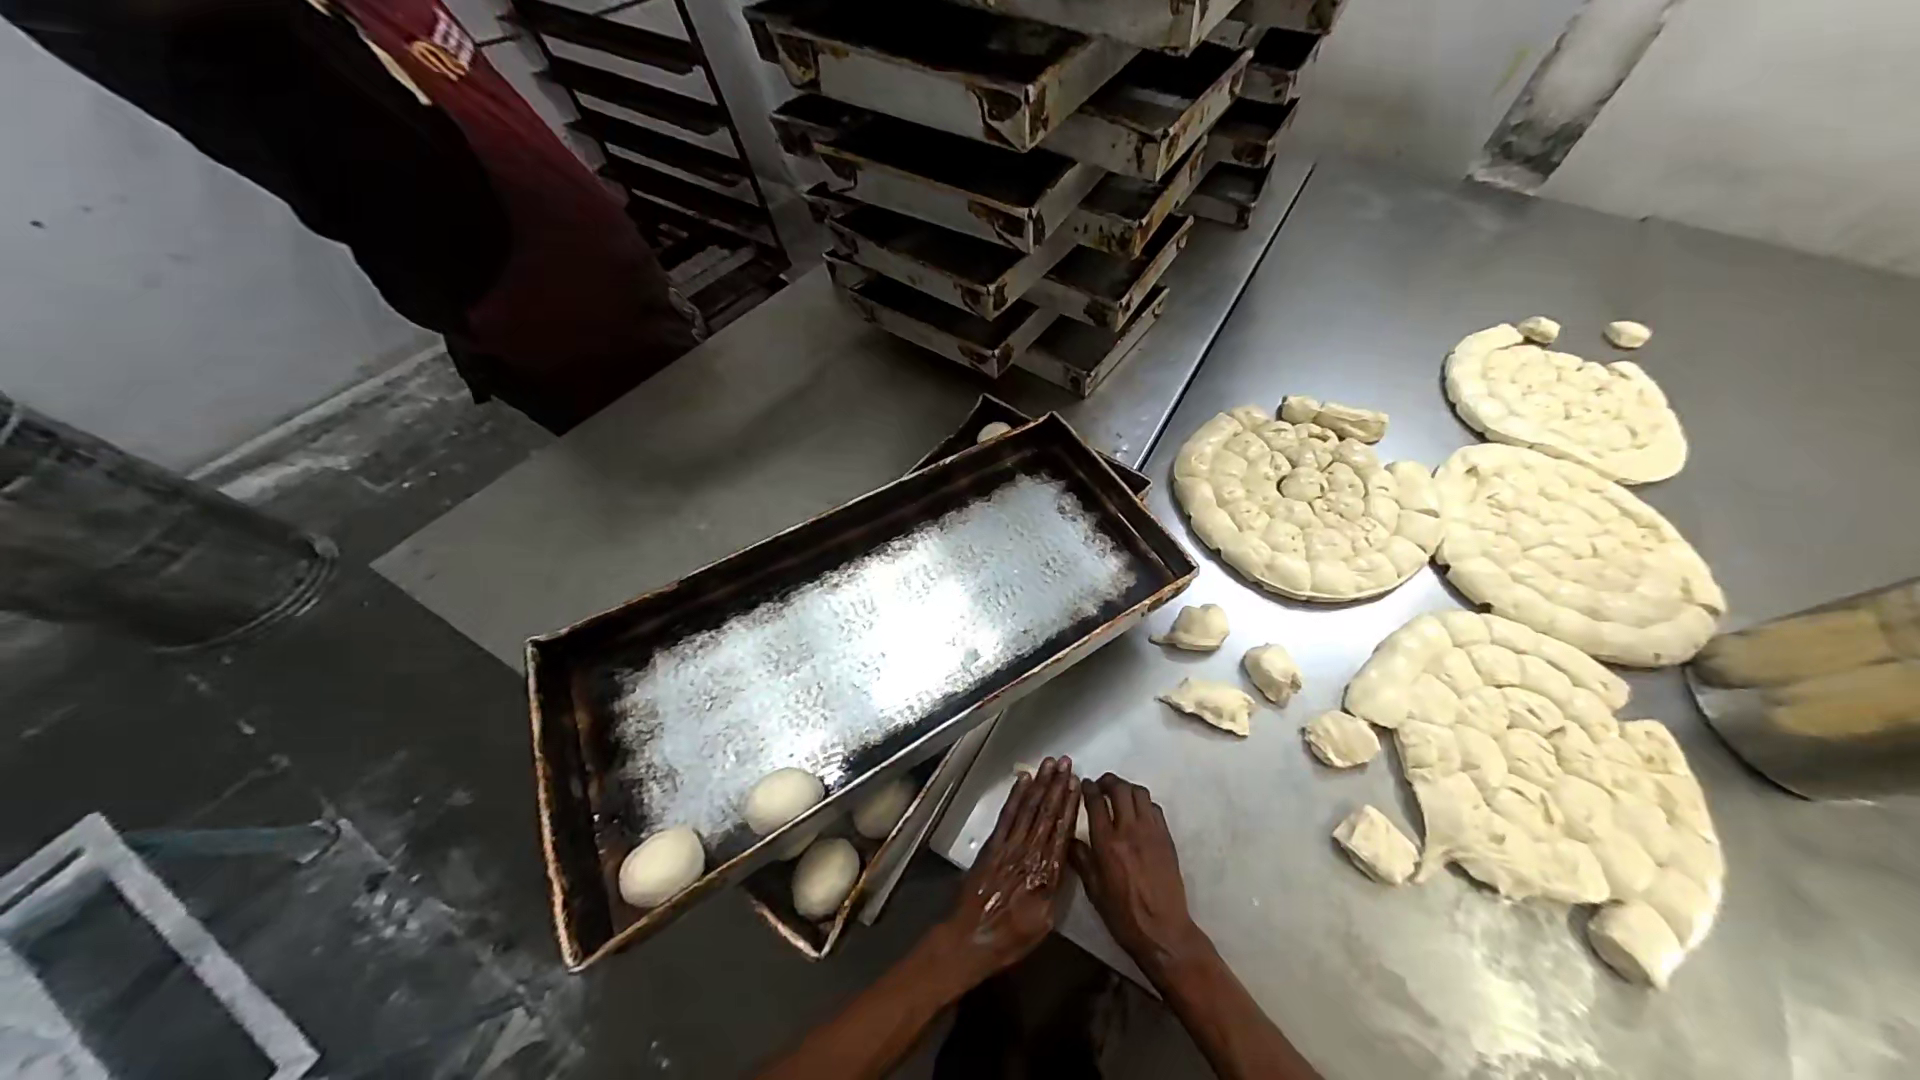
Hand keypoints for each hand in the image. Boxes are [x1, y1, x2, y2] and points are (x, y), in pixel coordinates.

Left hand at [930, 756, 1080, 986]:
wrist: (971, 938)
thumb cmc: (1012, 936)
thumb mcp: (1046, 921)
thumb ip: (1057, 888)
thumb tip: (1065, 861)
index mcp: (1046, 873)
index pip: (1062, 831)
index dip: (1070, 804)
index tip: (1077, 783)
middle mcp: (1029, 853)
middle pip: (1046, 813)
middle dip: (1057, 786)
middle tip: (1066, 762)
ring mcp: (1008, 846)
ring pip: (1028, 808)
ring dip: (1040, 784)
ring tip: (1049, 764)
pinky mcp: (991, 845)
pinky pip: (1007, 815)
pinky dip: (1016, 795)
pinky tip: (1023, 780)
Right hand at [1070, 773, 1202, 979]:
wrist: (1163, 932)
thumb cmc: (1122, 915)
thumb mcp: (1093, 890)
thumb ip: (1081, 859)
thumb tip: (1069, 839)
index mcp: (1107, 843)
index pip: (1096, 801)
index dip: (1088, 788)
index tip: (1084, 784)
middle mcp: (1129, 830)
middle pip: (1120, 789)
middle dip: (1108, 781)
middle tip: (1101, 786)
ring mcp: (1151, 832)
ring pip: (1140, 793)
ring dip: (1127, 789)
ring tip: (1119, 796)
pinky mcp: (1167, 839)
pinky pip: (1155, 808)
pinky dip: (1143, 803)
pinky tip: (1138, 814)